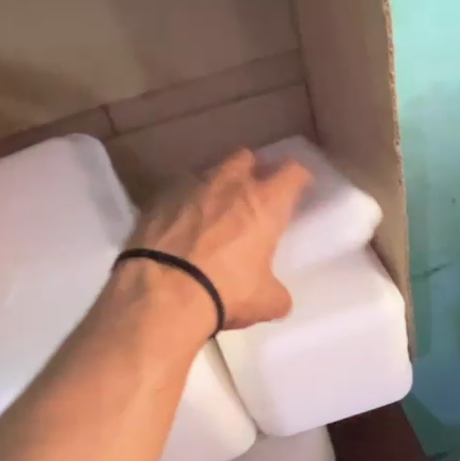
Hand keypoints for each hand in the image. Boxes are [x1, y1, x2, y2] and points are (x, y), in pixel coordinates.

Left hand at [129, 150, 310, 328]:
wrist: (164, 292)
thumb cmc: (228, 291)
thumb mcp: (267, 301)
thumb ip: (277, 291)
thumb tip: (277, 296)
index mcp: (264, 205)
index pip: (292, 173)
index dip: (299, 177)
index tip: (301, 186)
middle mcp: (229, 186)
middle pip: (246, 158)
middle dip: (255, 171)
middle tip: (257, 192)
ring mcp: (189, 189)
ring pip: (211, 173)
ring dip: (219, 187)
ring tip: (219, 210)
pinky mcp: (158, 201)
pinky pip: (180, 194)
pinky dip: (188, 206)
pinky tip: (186, 227)